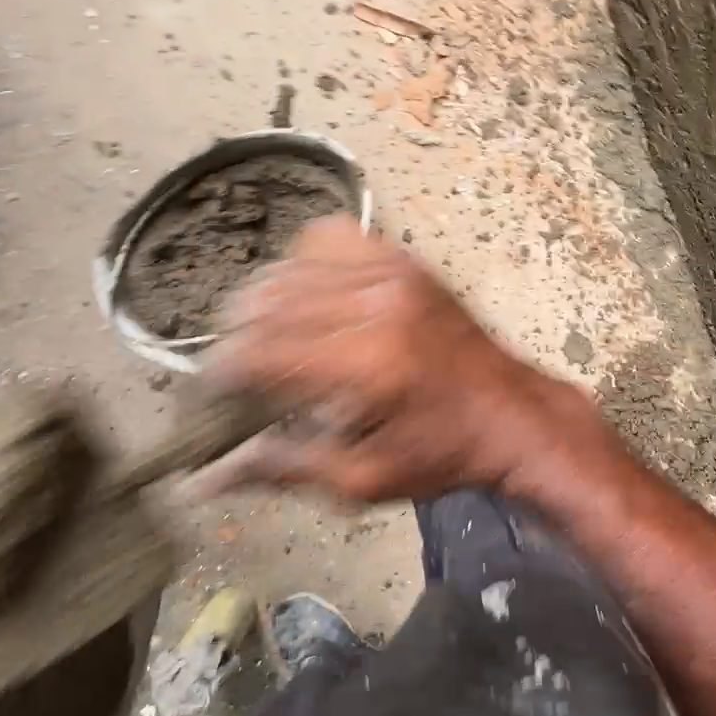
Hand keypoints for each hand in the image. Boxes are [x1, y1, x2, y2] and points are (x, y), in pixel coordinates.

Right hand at [182, 216, 624, 503]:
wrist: (513, 414)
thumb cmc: (443, 454)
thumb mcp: (364, 480)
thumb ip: (284, 468)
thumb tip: (202, 479)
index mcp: (365, 366)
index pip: (261, 350)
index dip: (224, 369)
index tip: (217, 389)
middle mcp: (377, 308)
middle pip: (271, 302)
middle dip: (240, 334)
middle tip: (242, 365)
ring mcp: (396, 276)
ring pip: (295, 263)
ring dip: (268, 296)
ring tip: (270, 330)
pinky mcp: (409, 264)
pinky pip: (338, 235)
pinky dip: (310, 257)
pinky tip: (312, 289)